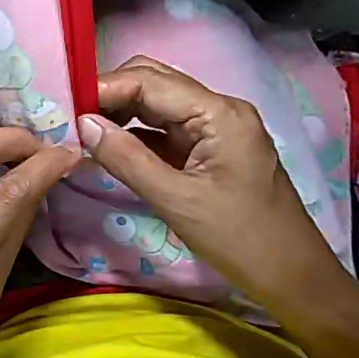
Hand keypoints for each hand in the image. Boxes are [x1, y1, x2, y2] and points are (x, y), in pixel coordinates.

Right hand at [79, 57, 349, 307]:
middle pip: (154, 81)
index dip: (104, 88)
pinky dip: (134, 132)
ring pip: (156, 102)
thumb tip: (82, 123)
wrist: (293, 277)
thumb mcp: (176, 201)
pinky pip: (164, 127)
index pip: (149, 81)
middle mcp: (218, 108)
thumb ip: (126, 158)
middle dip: (110, 94)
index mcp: (219, 113)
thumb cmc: (240, 239)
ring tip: (83, 130)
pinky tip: (108, 145)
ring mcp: (215, 127)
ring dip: (120, 111)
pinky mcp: (209, 147)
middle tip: (70, 118)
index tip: (65, 108)